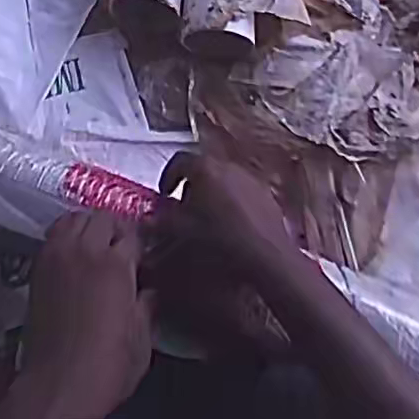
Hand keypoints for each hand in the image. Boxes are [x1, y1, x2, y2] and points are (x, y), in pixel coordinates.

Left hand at [0, 213, 154, 418]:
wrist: (57, 384)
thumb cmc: (103, 369)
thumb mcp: (140, 344)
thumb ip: (148, 309)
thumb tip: (150, 293)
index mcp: (116, 266)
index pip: (133, 235)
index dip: (140, 246)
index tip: (142, 258)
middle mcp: (86, 250)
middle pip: (104, 217)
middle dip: (116, 229)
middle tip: (121, 248)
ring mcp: (60, 253)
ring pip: (77, 217)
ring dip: (90, 225)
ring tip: (97, 243)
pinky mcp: (41, 262)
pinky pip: (56, 231)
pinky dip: (67, 232)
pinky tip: (74, 249)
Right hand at [156, 152, 298, 277]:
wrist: (267, 256)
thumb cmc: (220, 238)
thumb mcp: (182, 230)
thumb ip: (163, 219)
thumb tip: (150, 218)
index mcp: (203, 167)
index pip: (178, 161)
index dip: (169, 177)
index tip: (166, 195)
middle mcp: (227, 165)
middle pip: (203, 167)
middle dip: (192, 185)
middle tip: (186, 207)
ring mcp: (250, 178)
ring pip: (224, 178)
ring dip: (214, 192)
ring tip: (210, 216)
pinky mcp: (267, 194)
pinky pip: (243, 191)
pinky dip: (234, 201)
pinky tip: (234, 224)